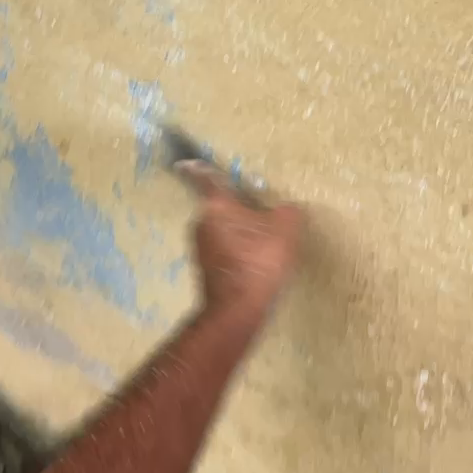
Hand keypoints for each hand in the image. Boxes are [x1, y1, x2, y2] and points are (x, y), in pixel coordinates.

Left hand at [174, 161, 304, 323]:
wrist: (238, 309)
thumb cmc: (259, 259)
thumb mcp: (286, 227)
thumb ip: (286, 211)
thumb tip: (284, 210)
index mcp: (216, 205)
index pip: (206, 179)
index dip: (197, 169)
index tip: (185, 162)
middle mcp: (200, 222)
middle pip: (218, 207)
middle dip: (235, 208)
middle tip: (257, 210)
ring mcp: (199, 248)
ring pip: (220, 230)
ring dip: (237, 232)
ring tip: (261, 240)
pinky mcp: (204, 270)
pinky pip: (223, 250)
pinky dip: (236, 251)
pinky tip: (255, 261)